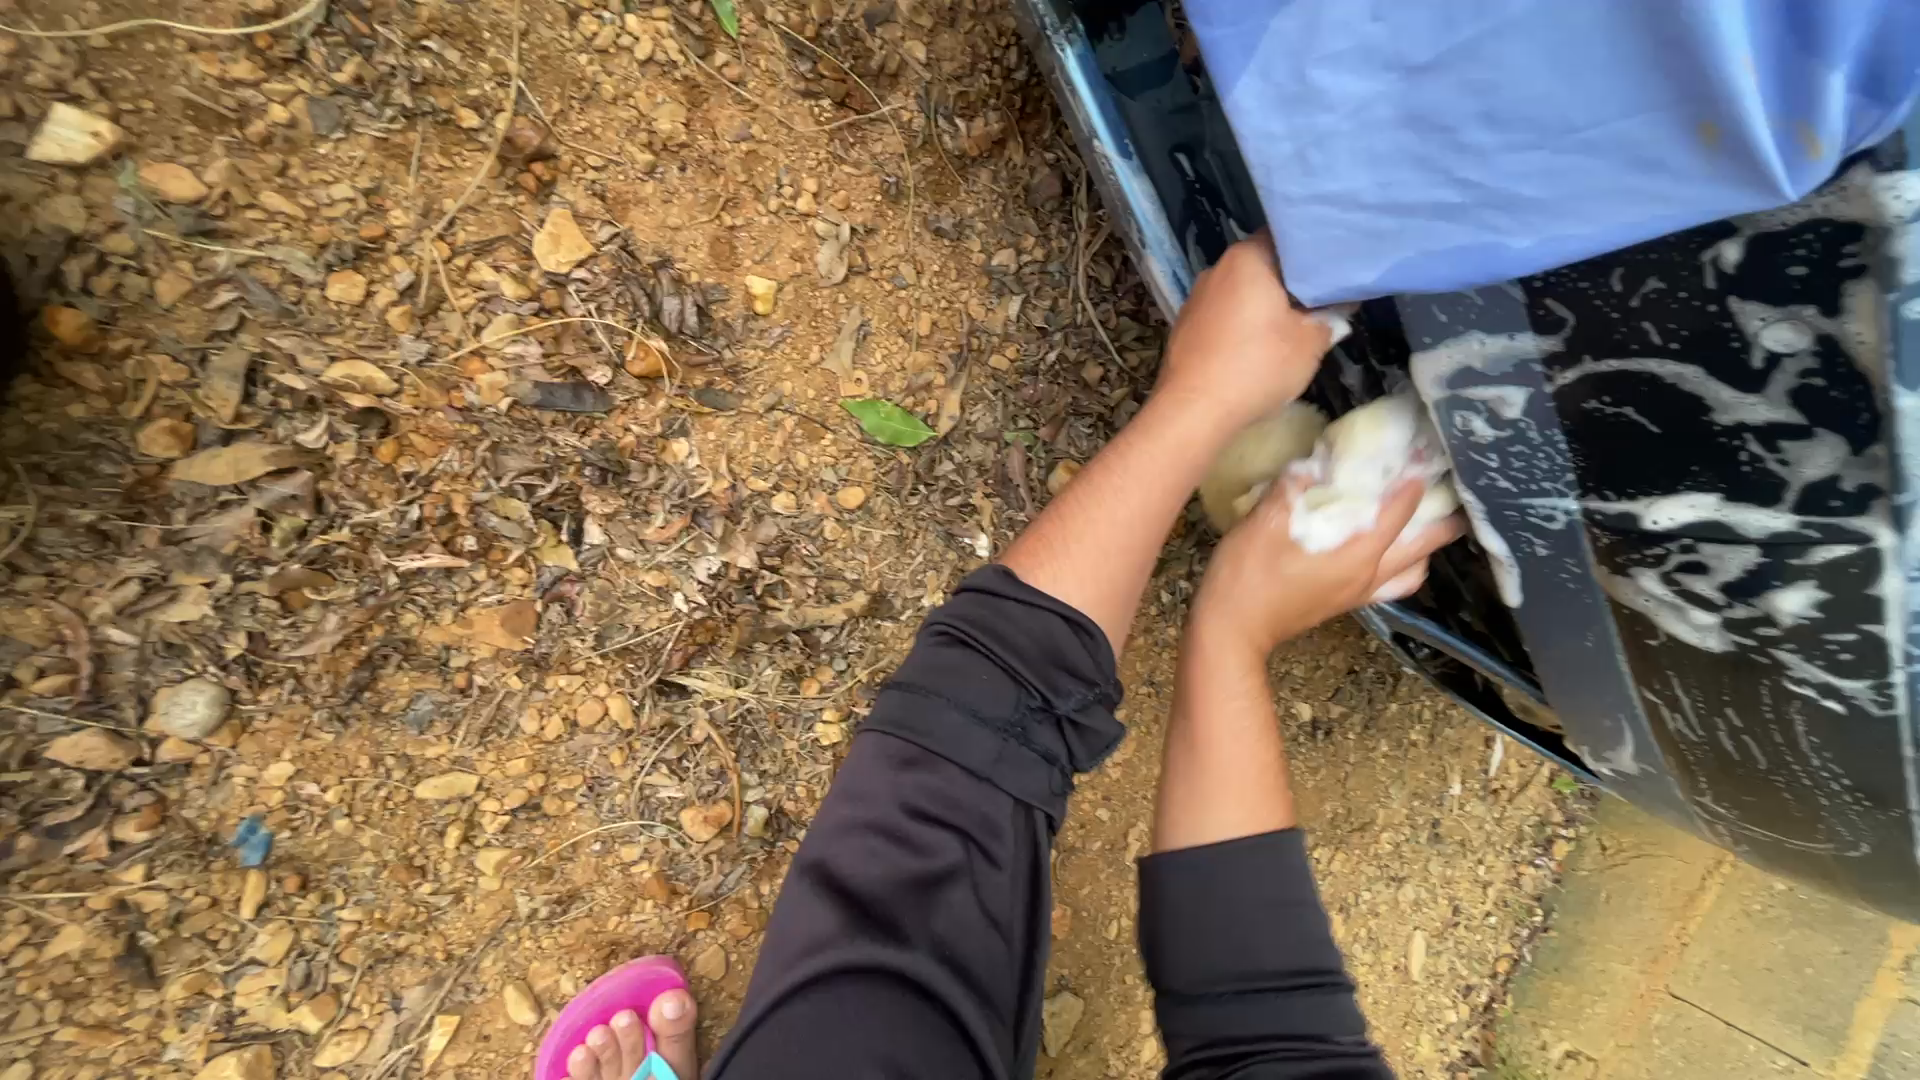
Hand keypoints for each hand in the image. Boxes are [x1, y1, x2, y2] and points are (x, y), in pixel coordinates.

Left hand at [1155, 231, 1331, 430]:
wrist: (1192, 411)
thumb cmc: (1256, 367)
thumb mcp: (1310, 342)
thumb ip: (1329, 317)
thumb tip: (1338, 308)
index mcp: (1247, 258)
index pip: (1288, 237)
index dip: (1315, 252)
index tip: (1336, 269)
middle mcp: (1215, 270)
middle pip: (1262, 266)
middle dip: (1290, 282)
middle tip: (1321, 299)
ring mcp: (1194, 301)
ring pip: (1240, 294)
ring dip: (1263, 306)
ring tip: (1291, 325)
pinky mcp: (1183, 329)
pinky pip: (1222, 318)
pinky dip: (1240, 326)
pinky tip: (1255, 347)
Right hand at [1190, 478, 1464, 656]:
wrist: (1231, 630)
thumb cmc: (1246, 578)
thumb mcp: (1263, 526)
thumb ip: (1289, 491)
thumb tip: (1309, 465)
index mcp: (1355, 557)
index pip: (1398, 516)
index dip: (1411, 488)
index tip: (1420, 461)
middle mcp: (1367, 578)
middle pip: (1422, 551)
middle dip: (1440, 523)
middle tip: (1448, 497)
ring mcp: (1356, 595)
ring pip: (1412, 574)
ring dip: (1422, 550)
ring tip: (1418, 527)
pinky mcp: (1342, 604)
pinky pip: (1389, 585)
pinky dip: (1398, 566)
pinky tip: (1379, 551)